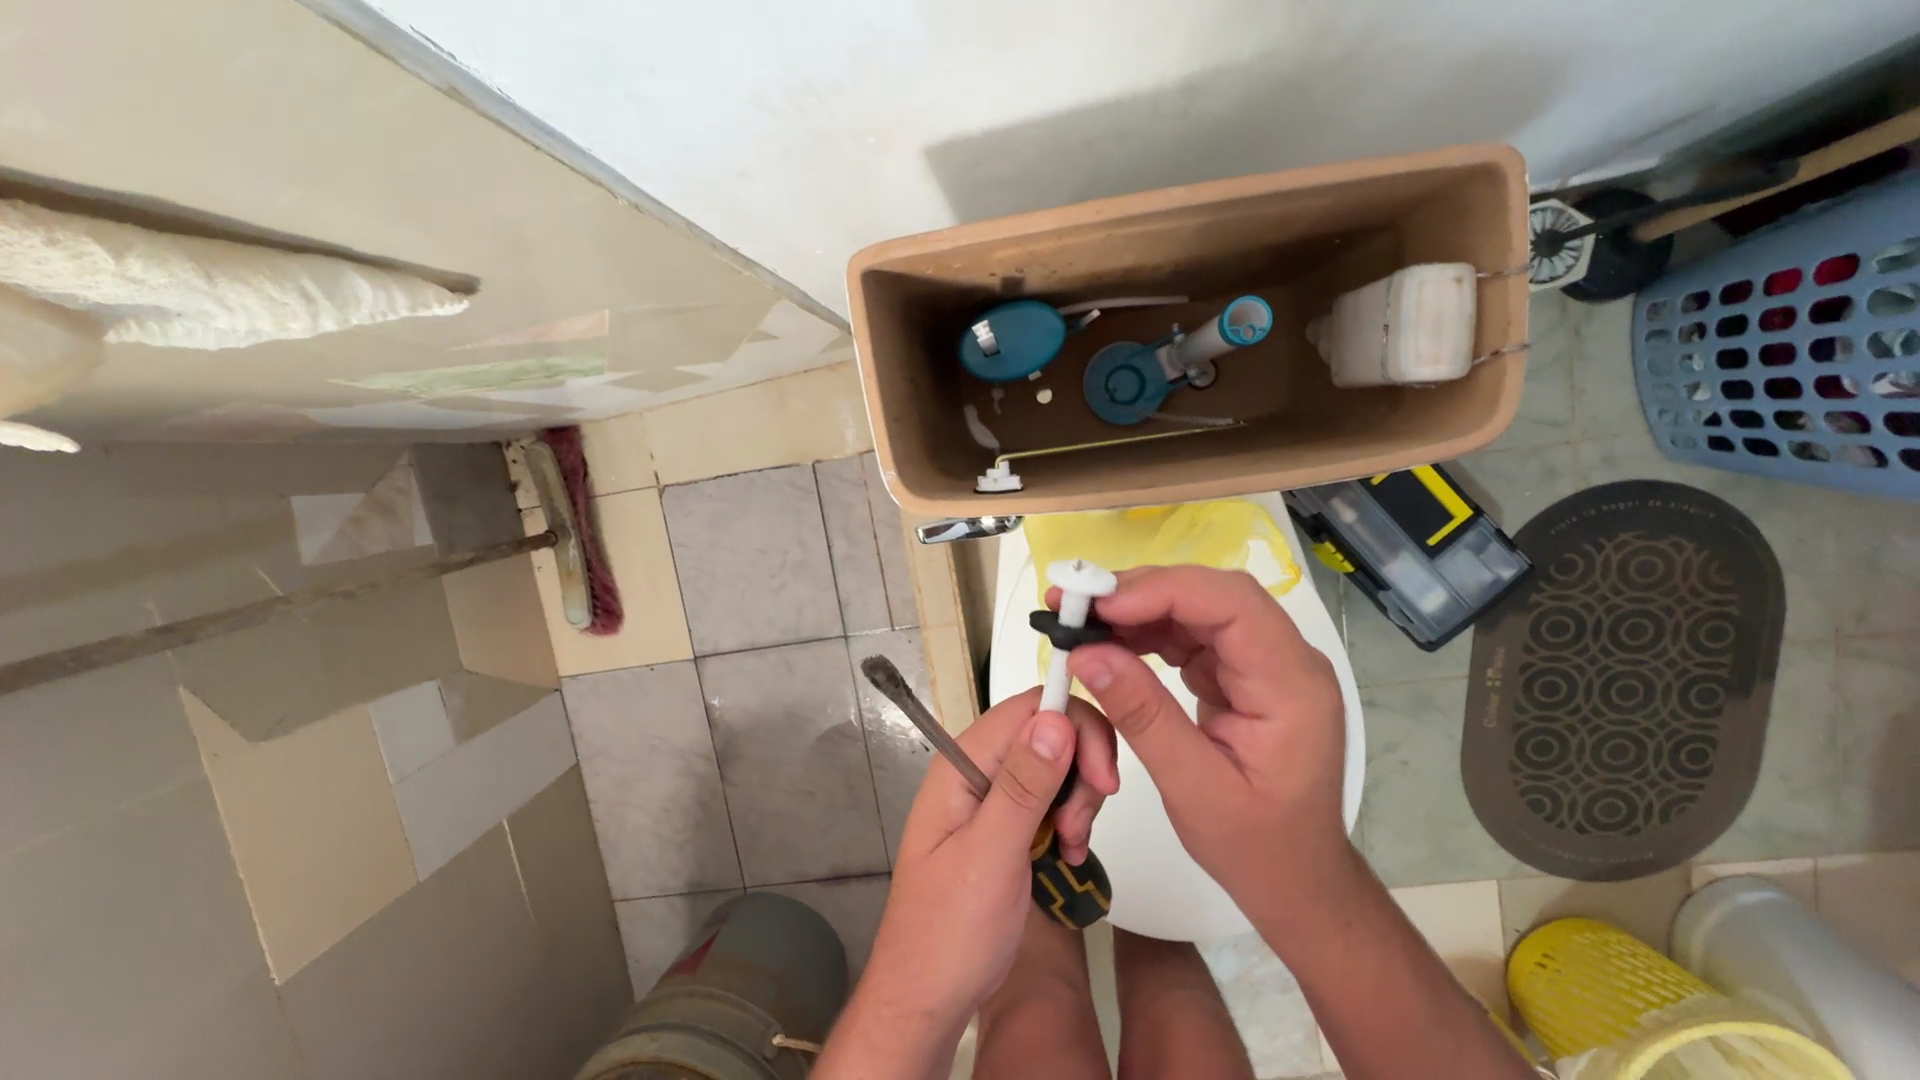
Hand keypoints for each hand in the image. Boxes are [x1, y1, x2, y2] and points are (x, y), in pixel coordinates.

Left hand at [859, 688, 1115, 1025]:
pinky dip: (1069, 820)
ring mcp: (990, 797)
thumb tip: (1057, 717)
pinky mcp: (1006, 823)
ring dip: (1077, 801)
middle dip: (1080, 770)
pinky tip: (1067, 855)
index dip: (1076, 728)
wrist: (928, 996)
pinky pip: (1050, 799)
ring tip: (1069, 849)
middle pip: (1047, 731)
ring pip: (1055, 765)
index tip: (1103, 781)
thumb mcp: (991, 855)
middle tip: (1079, 827)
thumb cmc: (950, 932)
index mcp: (961, 764)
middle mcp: (975, 769)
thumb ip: (1024, 785)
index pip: (1030, 708)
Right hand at [1058, 565, 1349, 906]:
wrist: (1296, 876)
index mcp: (1292, 686)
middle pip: (1215, 595)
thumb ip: (1142, 715)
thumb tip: (1085, 654)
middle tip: (1073, 602)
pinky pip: (1193, 634)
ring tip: (1080, 617)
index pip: (1232, 605)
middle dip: (1143, 591)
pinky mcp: (1242, 673)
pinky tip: (1110, 640)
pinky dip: (1148, 632)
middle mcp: (1287, 661)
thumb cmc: (1255, 846)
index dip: (1163, 591)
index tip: (1098, 604)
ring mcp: (1265, 664)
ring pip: (1200, 608)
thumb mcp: (1192, 788)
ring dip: (1139, 607)